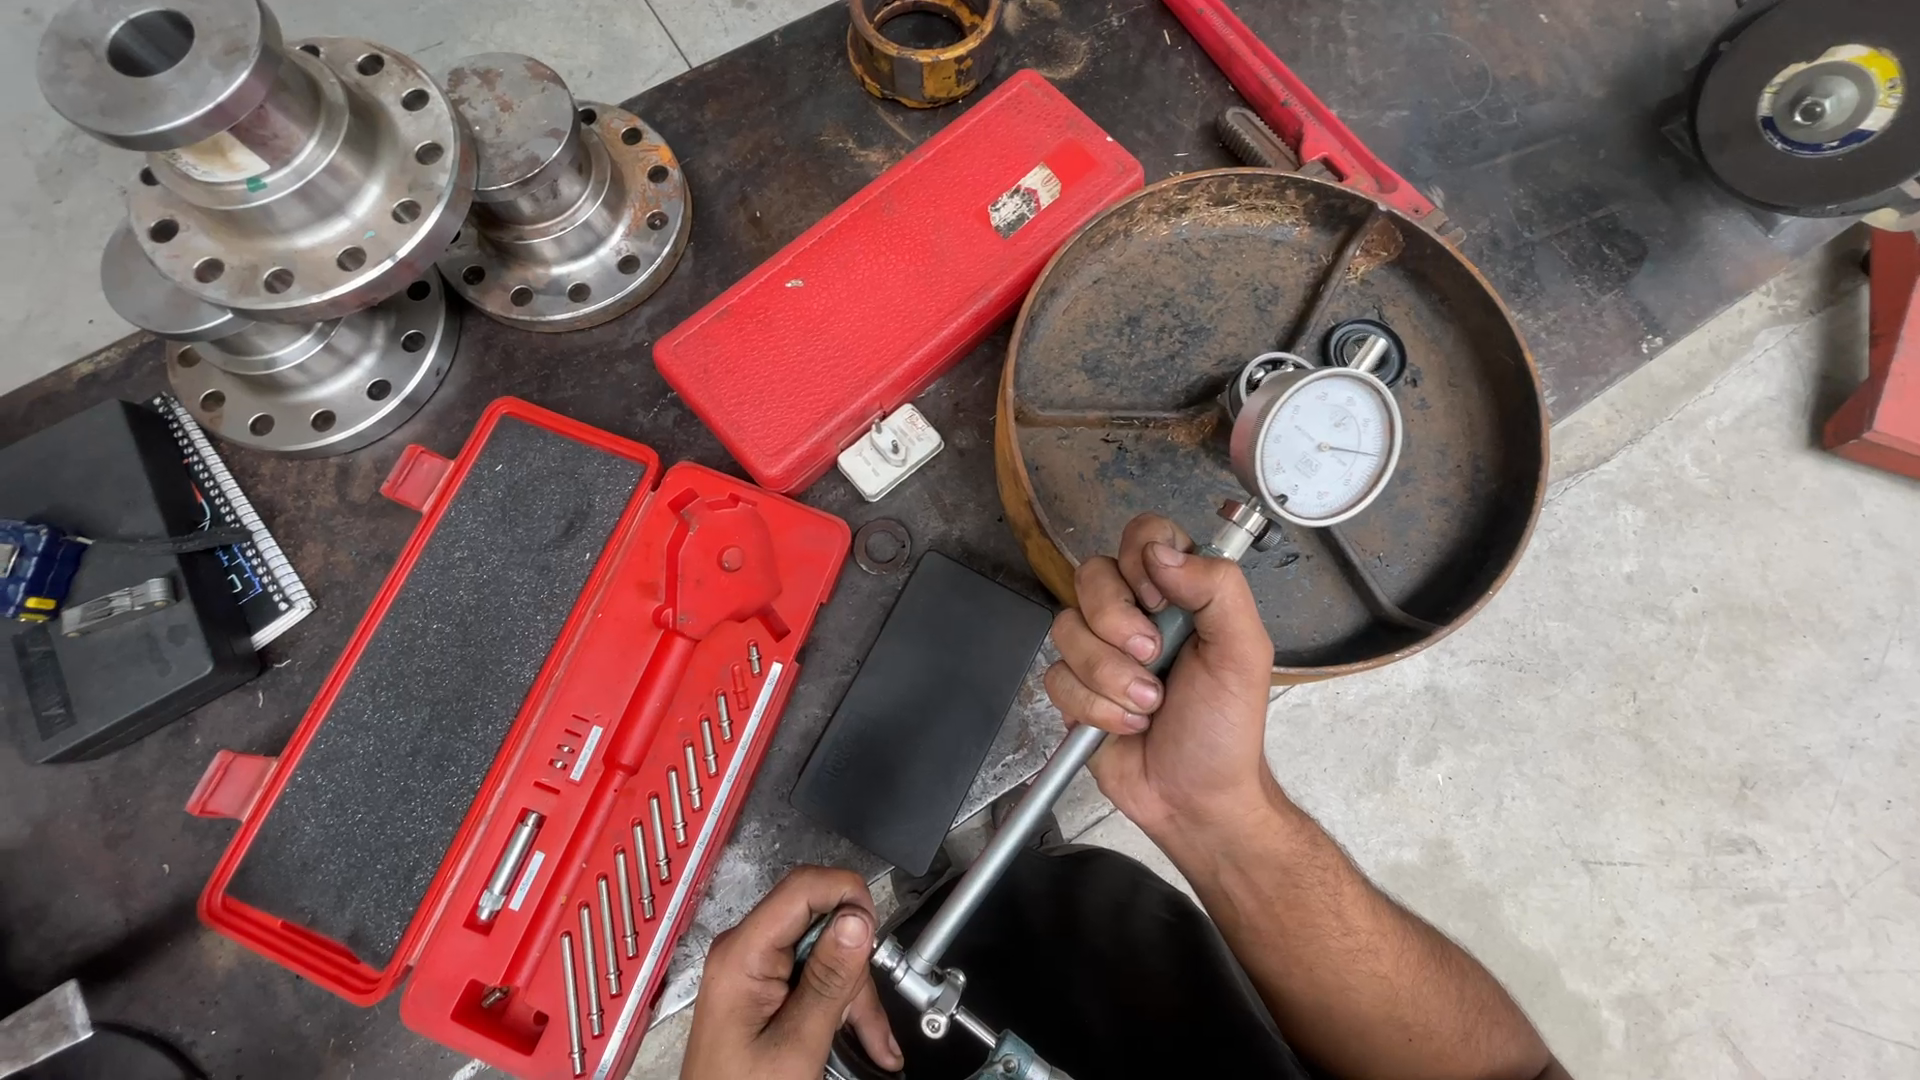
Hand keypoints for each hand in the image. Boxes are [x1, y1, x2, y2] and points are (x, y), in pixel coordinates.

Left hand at [682, 867, 903, 1079]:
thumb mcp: (796, 1045)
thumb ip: (829, 979)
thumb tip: (857, 917)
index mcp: (743, 953)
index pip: (803, 886)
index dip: (846, 895)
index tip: (873, 931)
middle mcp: (746, 949)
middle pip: (819, 919)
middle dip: (853, 960)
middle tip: (868, 1005)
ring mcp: (755, 967)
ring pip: (824, 950)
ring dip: (853, 991)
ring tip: (872, 1038)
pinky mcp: (765, 985)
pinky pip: (814, 974)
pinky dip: (841, 1002)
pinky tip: (862, 1034)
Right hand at [1042, 513, 1276, 837]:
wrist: (1196, 798)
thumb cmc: (1225, 727)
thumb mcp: (1244, 653)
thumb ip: (1218, 589)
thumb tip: (1161, 552)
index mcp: (1177, 592)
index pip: (1142, 535)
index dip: (1139, 559)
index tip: (1160, 600)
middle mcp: (1132, 611)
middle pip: (1090, 575)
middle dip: (1117, 622)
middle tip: (1153, 657)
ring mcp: (1097, 649)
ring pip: (1065, 628)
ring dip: (1109, 675)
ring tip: (1148, 704)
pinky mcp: (1073, 688)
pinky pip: (1056, 677)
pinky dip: (1094, 707)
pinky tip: (1125, 724)